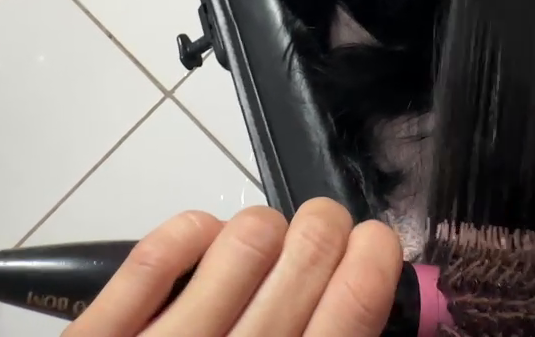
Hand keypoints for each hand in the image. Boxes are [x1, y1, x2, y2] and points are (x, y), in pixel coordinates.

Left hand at [68, 199, 403, 336]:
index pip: (353, 303)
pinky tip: (203, 254)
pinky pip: (158, 251)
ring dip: (263, 233)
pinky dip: (192, 233)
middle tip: (318, 244)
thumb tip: (365, 305)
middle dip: (326, 228)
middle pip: (309, 246)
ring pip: (246, 235)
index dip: (375, 255)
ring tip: (257, 260)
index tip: (373, 247)